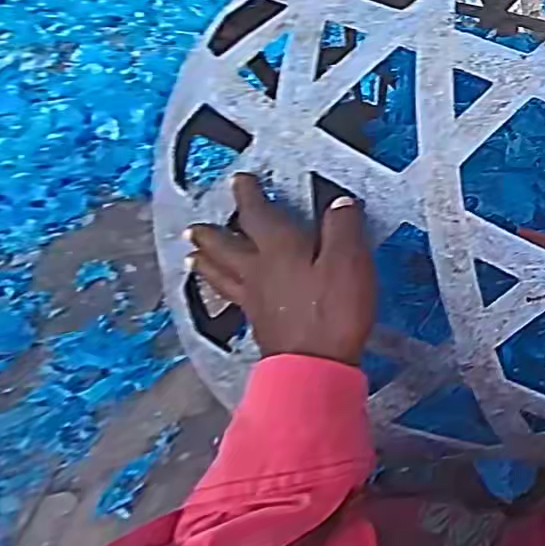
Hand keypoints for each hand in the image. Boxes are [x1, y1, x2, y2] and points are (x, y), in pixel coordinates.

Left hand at [187, 172, 377, 364]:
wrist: (315, 364)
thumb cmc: (334, 310)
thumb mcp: (350, 259)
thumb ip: (343, 227)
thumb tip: (339, 203)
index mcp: (281, 249)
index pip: (259, 214)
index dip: (250, 195)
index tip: (241, 180)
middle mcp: (260, 271)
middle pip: (228, 246)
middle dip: (215, 231)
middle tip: (198, 224)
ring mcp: (255, 299)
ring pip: (222, 273)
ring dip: (207, 259)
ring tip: (194, 253)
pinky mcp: (259, 322)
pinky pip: (230, 296)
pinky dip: (219, 286)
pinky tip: (222, 290)